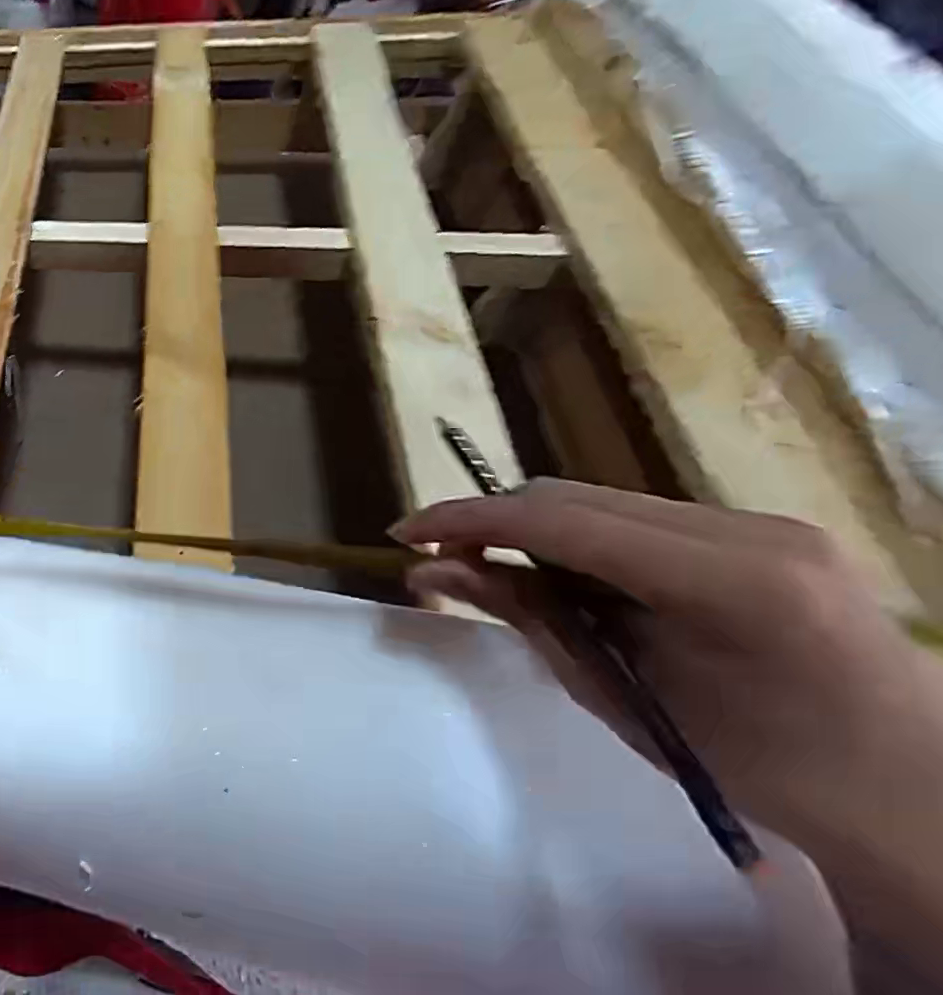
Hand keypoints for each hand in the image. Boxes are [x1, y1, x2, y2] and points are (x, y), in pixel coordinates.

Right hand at [390, 478, 942, 844]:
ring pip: (596, 501)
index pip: (557, 520)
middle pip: (570, 497)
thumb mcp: (615, 691)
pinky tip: (563, 577)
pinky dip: (574, 539)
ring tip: (495, 572)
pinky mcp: (760, 532)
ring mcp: (762, 523)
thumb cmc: (754, 765)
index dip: (465, 518)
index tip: (403, 533)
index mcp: (728, 581)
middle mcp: (750, 530)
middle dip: (490, 521)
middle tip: (441, 560)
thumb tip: (429, 569)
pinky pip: (630, 517)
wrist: (909, 796)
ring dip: (529, 530)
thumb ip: (522, 612)